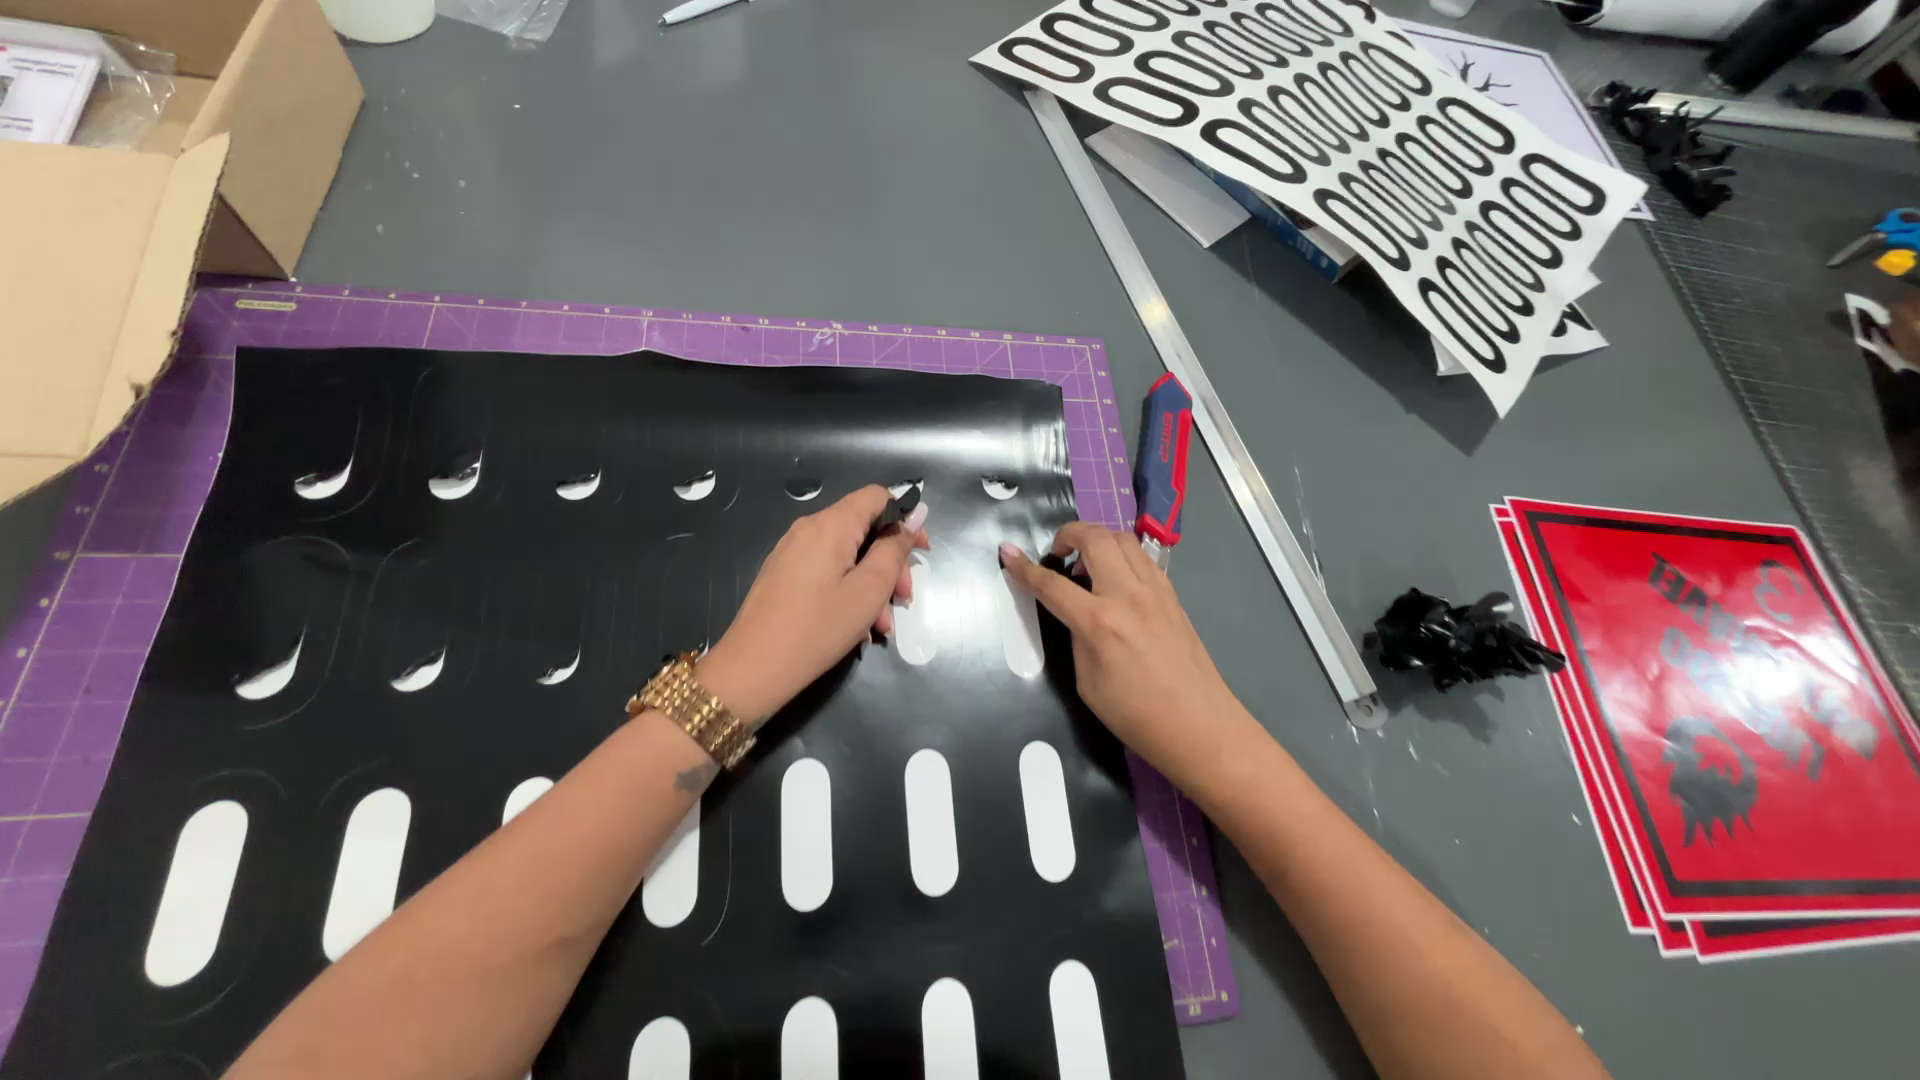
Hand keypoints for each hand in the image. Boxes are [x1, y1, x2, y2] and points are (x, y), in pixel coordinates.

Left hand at [698, 485, 928, 725]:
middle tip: (904, 598)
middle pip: (863, 528)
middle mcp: (808, 528)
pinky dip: (848, 590)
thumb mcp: (870, 590)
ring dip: (872, 584)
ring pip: (847, 555)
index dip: (905, 517)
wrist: (753, 668)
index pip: (878, 496)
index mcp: (831, 524)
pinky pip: (827, 570)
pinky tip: (856, 626)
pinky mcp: (783, 574)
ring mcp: (792, 551)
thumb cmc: (818, 627)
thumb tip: (913, 515)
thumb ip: (894, 549)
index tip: (920, 552)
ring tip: (881, 625)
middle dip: (890, 561)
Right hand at [1000, 525, 1258, 789]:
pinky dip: (1121, 556)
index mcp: (1100, 622)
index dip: (1024, 568)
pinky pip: (1142, 558)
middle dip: (1068, 534)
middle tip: (1057, 554)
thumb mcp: (1087, 682)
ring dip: (1098, 541)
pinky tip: (1115, 582)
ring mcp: (1156, 591)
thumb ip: (1078, 638)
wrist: (1199, 725)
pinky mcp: (1173, 595)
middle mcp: (1128, 595)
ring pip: (1123, 538)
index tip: (1007, 553)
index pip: (1052, 584)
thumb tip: (1076, 614)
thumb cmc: (1136, 715)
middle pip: (1094, 538)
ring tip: (1087, 568)